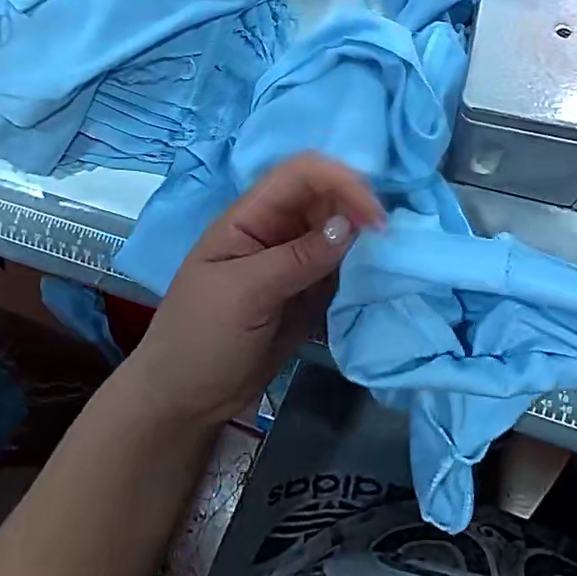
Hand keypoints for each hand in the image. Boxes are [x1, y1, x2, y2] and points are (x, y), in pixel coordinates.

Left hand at [121, 155, 385, 427]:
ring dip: (365, 233)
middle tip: (388, 237)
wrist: (187, 400)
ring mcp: (295, 258)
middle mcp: (277, 228)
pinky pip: (342, 262)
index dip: (339, 181)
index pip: (300, 175)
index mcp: (251, 216)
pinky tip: (378, 270)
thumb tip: (350, 226)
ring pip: (340, 226)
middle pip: (326, 195)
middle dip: (358, 205)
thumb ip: (296, 258)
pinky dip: (362, 262)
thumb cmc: (200, 338)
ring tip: (390, 253)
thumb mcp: (244, 294)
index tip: (373, 213)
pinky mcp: (310, 288)